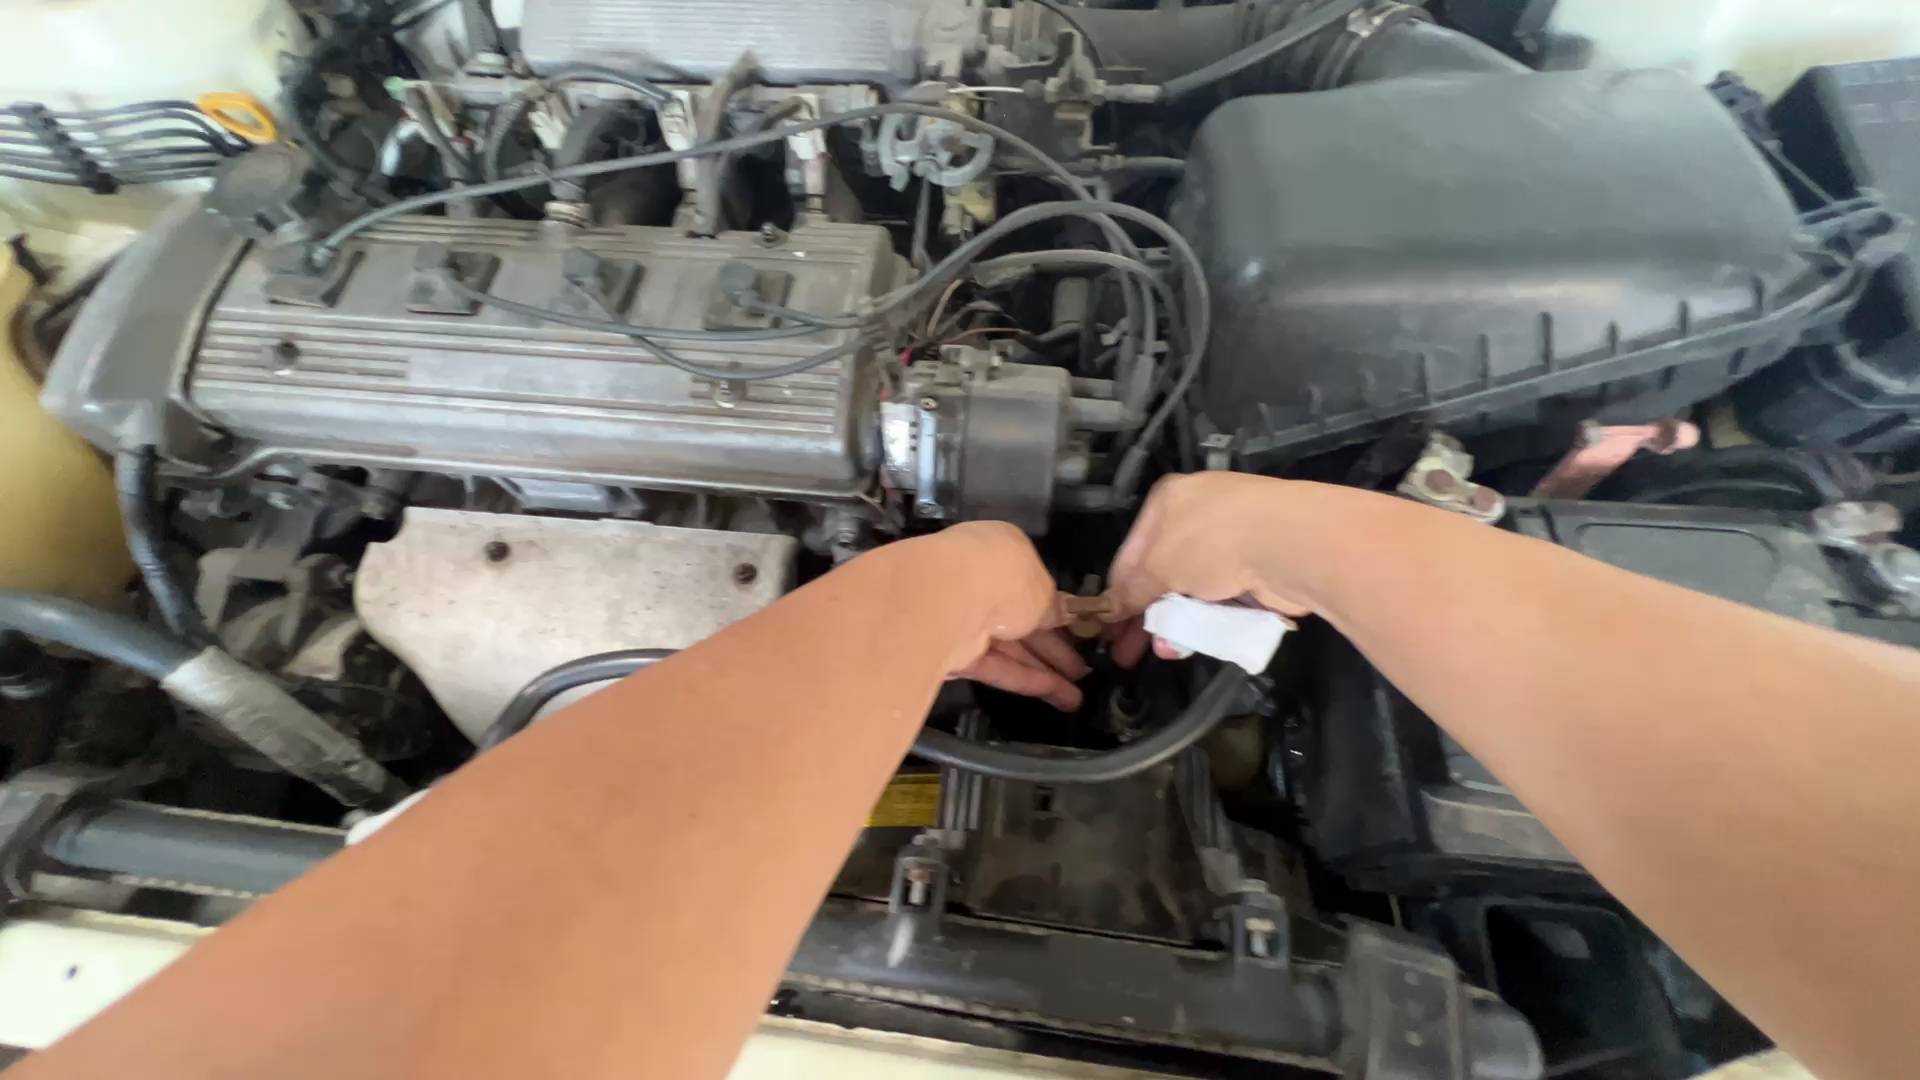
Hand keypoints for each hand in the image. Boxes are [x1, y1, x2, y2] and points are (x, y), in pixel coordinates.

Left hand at [892, 522, 1088, 710]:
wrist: (949, 597)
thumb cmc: (1004, 577)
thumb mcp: (1043, 590)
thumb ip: (1055, 608)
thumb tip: (1068, 614)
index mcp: (1001, 552)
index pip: (1032, 583)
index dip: (1057, 609)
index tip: (1080, 630)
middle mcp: (982, 582)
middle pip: (1023, 619)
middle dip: (1055, 646)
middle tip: (1084, 669)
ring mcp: (966, 618)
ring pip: (1011, 647)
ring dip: (1045, 670)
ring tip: (1077, 697)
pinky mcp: (956, 652)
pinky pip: (997, 665)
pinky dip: (1025, 678)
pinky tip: (1057, 695)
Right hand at [1106, 473, 1319, 630]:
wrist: (1292, 543)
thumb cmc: (1211, 543)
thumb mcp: (1157, 568)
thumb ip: (1131, 593)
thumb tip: (1107, 612)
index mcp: (1167, 499)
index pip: (1129, 552)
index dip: (1116, 593)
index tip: (1109, 628)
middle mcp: (1198, 511)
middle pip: (1160, 571)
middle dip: (1145, 613)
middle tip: (1131, 652)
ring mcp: (1232, 536)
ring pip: (1192, 587)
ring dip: (1176, 620)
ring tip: (1166, 650)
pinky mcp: (1260, 560)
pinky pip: (1223, 594)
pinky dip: (1209, 616)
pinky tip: (1198, 639)